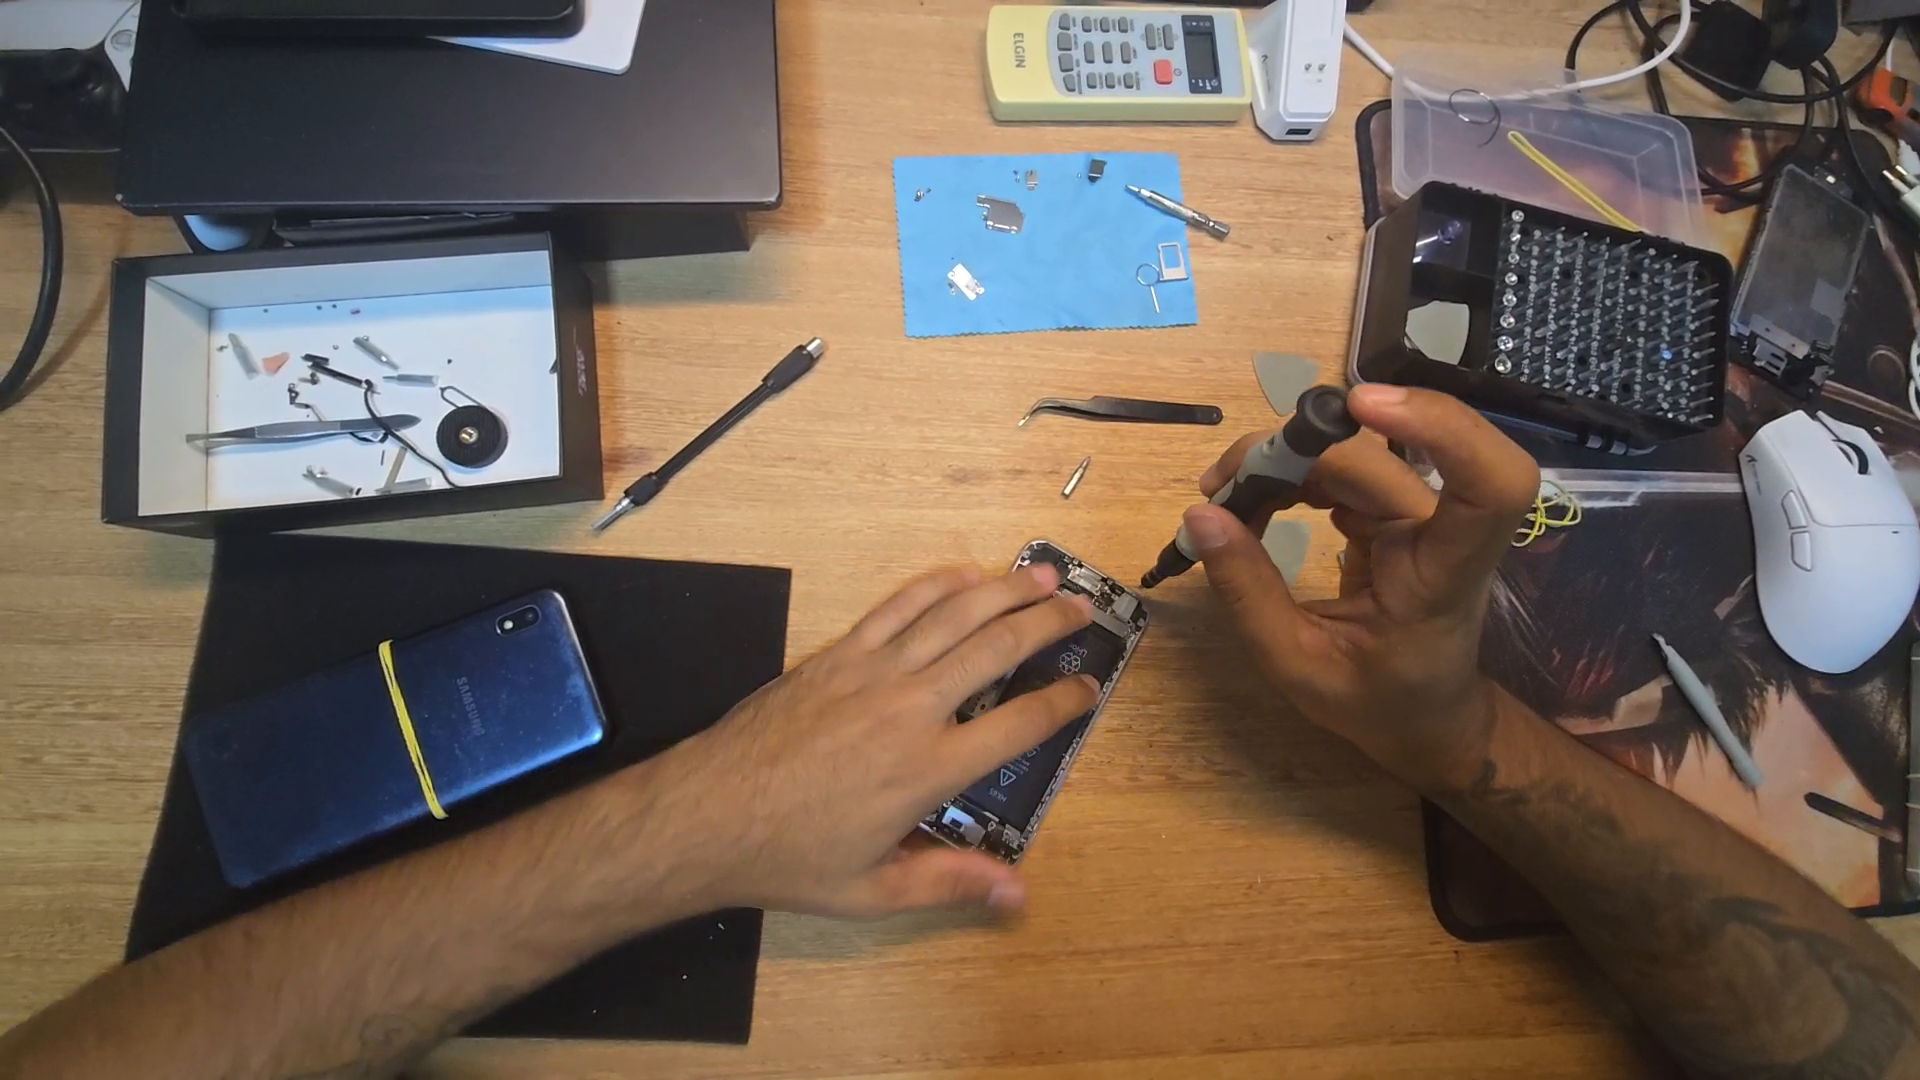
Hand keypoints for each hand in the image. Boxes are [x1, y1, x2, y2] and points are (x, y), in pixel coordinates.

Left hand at [645, 565, 1096, 918]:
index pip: (1020, 725)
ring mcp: (874, 670)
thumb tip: (1019, 891)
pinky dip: (936, 585)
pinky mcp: (840, 652)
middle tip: (1082, 606)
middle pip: (997, 648)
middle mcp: (912, 706)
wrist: (708, 813)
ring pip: (954, 615)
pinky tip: (964, 575)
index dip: (1064, 701)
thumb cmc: (792, 857)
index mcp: (929, 767)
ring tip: (1042, 575)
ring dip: (1004, 591)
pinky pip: (898, 607)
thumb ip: (950, 882)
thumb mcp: (874, 891)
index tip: (1090, 685)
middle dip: (1048, 623)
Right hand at [1187, 385, 1538, 790]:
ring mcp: (1415, 517)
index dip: (1440, 427)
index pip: (1488, 485)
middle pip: (1373, 460)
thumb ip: (1248, 592)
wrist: (1423, 718)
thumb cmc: (1374, 703)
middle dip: (1288, 455)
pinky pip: (1338, 471)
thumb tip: (1200, 516)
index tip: (1360, 405)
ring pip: (1350, 454)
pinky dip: (1287, 478)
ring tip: (1224, 498)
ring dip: (1279, 462)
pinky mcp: (1392, 513)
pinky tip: (1250, 504)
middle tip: (1216, 488)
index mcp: (1441, 577)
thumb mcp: (1294, 662)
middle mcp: (1437, 531)